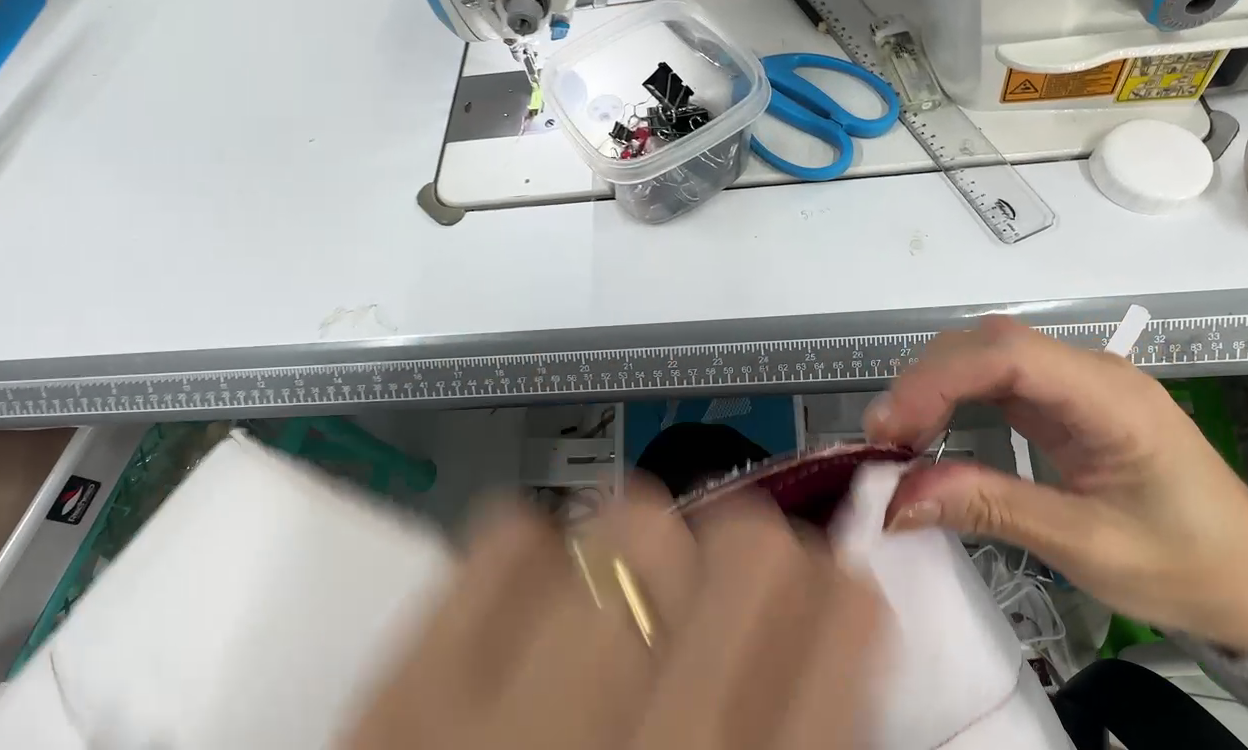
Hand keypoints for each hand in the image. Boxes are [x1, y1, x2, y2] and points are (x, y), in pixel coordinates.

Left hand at [340, 485, 882, 749]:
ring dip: (646, 543)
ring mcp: (509, 719)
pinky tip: (539, 604)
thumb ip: (800, 735)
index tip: (826, 589)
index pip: (845, 621)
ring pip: (630, 520)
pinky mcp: (403, 695)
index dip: (840, 589)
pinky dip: (538, 552)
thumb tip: (824, 635)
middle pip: (745, 547)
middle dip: (750, 556)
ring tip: (628, 591)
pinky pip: (507, 539)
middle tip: (724, 588)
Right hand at [864, 316, 1247, 659]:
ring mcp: (1080, 386)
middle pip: (991, 343)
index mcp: (1111, 398)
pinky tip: (932, 430)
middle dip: (927, 380)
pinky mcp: (1068, 406)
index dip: (937, 380)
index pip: (1007, 355)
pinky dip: (955, 400)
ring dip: (935, 386)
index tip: (889, 429)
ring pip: (988, 355)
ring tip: (897, 436)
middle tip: (883, 438)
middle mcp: (1093, 374)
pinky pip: (999, 383)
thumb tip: (898, 495)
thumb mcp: (1088, 546)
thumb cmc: (1189, 568)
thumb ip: (992, 508)